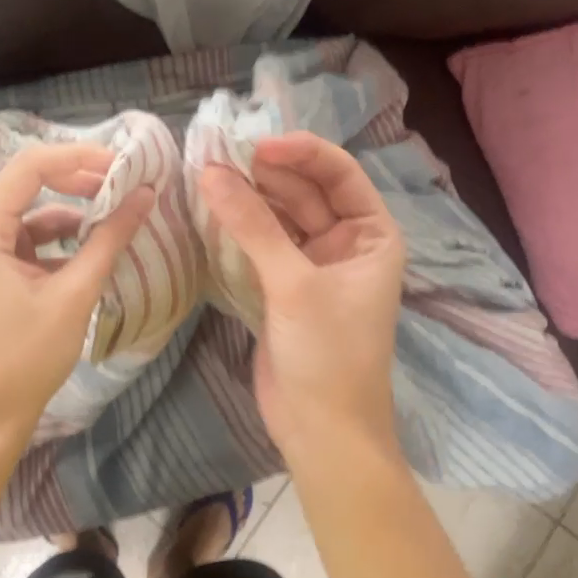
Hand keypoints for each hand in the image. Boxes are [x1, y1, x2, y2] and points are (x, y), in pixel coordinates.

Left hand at [0, 143, 154, 438]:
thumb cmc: (28, 355)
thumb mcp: (75, 293)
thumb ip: (109, 239)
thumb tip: (145, 195)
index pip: (32, 166)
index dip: (79, 158)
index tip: (123, 165)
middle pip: (33, 182)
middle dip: (81, 180)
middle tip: (128, 185)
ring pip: (38, 211)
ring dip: (77, 212)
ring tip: (121, 217)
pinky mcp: (0, 269)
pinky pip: (36, 239)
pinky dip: (66, 240)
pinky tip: (98, 250)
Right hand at [198, 132, 403, 455]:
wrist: (321, 432)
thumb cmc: (328, 354)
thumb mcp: (294, 284)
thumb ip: (252, 225)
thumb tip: (211, 172)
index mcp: (371, 236)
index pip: (340, 175)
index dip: (301, 153)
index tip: (255, 145)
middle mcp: (345, 244)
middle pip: (304, 192)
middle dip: (265, 174)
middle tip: (216, 156)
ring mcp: (312, 267)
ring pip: (278, 218)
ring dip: (247, 199)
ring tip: (206, 176)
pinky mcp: (282, 290)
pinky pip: (260, 246)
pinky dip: (237, 230)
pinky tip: (208, 212)